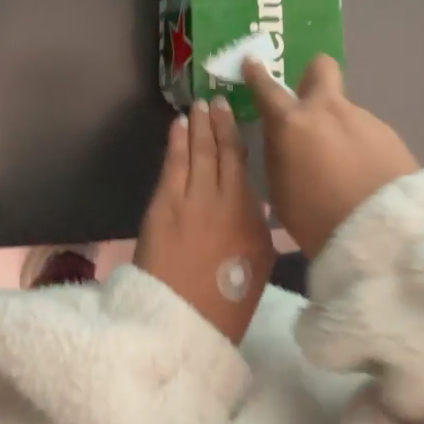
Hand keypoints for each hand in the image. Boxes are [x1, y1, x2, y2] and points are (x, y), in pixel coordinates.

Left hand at [134, 99, 274, 343]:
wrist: (183, 323)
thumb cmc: (225, 302)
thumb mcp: (258, 265)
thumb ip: (258, 228)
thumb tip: (255, 200)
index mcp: (252, 218)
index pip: (245, 167)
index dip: (237, 137)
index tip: (234, 114)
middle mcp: (227, 201)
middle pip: (222, 153)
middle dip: (219, 124)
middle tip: (216, 100)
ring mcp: (194, 200)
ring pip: (198, 153)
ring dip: (198, 127)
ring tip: (199, 106)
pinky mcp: (165, 205)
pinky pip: (173, 164)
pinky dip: (176, 142)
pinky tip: (178, 125)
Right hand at [245, 55, 418, 257]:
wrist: (384, 233)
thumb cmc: (318, 218)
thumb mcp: (280, 191)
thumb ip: (277, 155)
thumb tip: (280, 138)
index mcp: (292, 123)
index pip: (267, 88)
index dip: (257, 74)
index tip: (252, 63)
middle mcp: (328, 110)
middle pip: (321, 68)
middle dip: (312, 76)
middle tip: (308, 103)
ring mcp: (363, 119)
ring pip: (344, 111)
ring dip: (337, 128)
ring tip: (341, 166)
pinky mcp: (390, 136)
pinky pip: (365, 133)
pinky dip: (359, 147)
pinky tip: (363, 175)